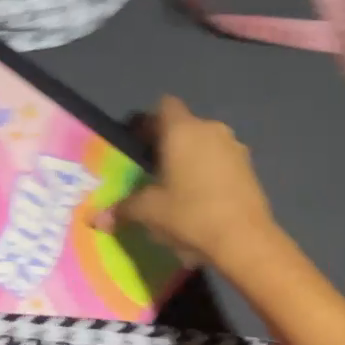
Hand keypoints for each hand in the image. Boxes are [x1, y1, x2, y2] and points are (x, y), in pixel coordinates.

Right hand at [113, 96, 284, 272]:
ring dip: (190, 159)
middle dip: (167, 144)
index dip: (149, 122)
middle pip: (183, 126)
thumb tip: (96, 220)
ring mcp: (233, 146)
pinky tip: (201, 199)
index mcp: (182, 131)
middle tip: (152, 172)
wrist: (243, 238)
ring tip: (177, 188)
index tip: (139, 144)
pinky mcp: (248, 166)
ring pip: (203, 143)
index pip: (163, 106)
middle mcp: (210, 129)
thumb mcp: (148, 213)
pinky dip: (208, 172)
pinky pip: (220, 160)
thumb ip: (122, 210)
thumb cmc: (189, 214)